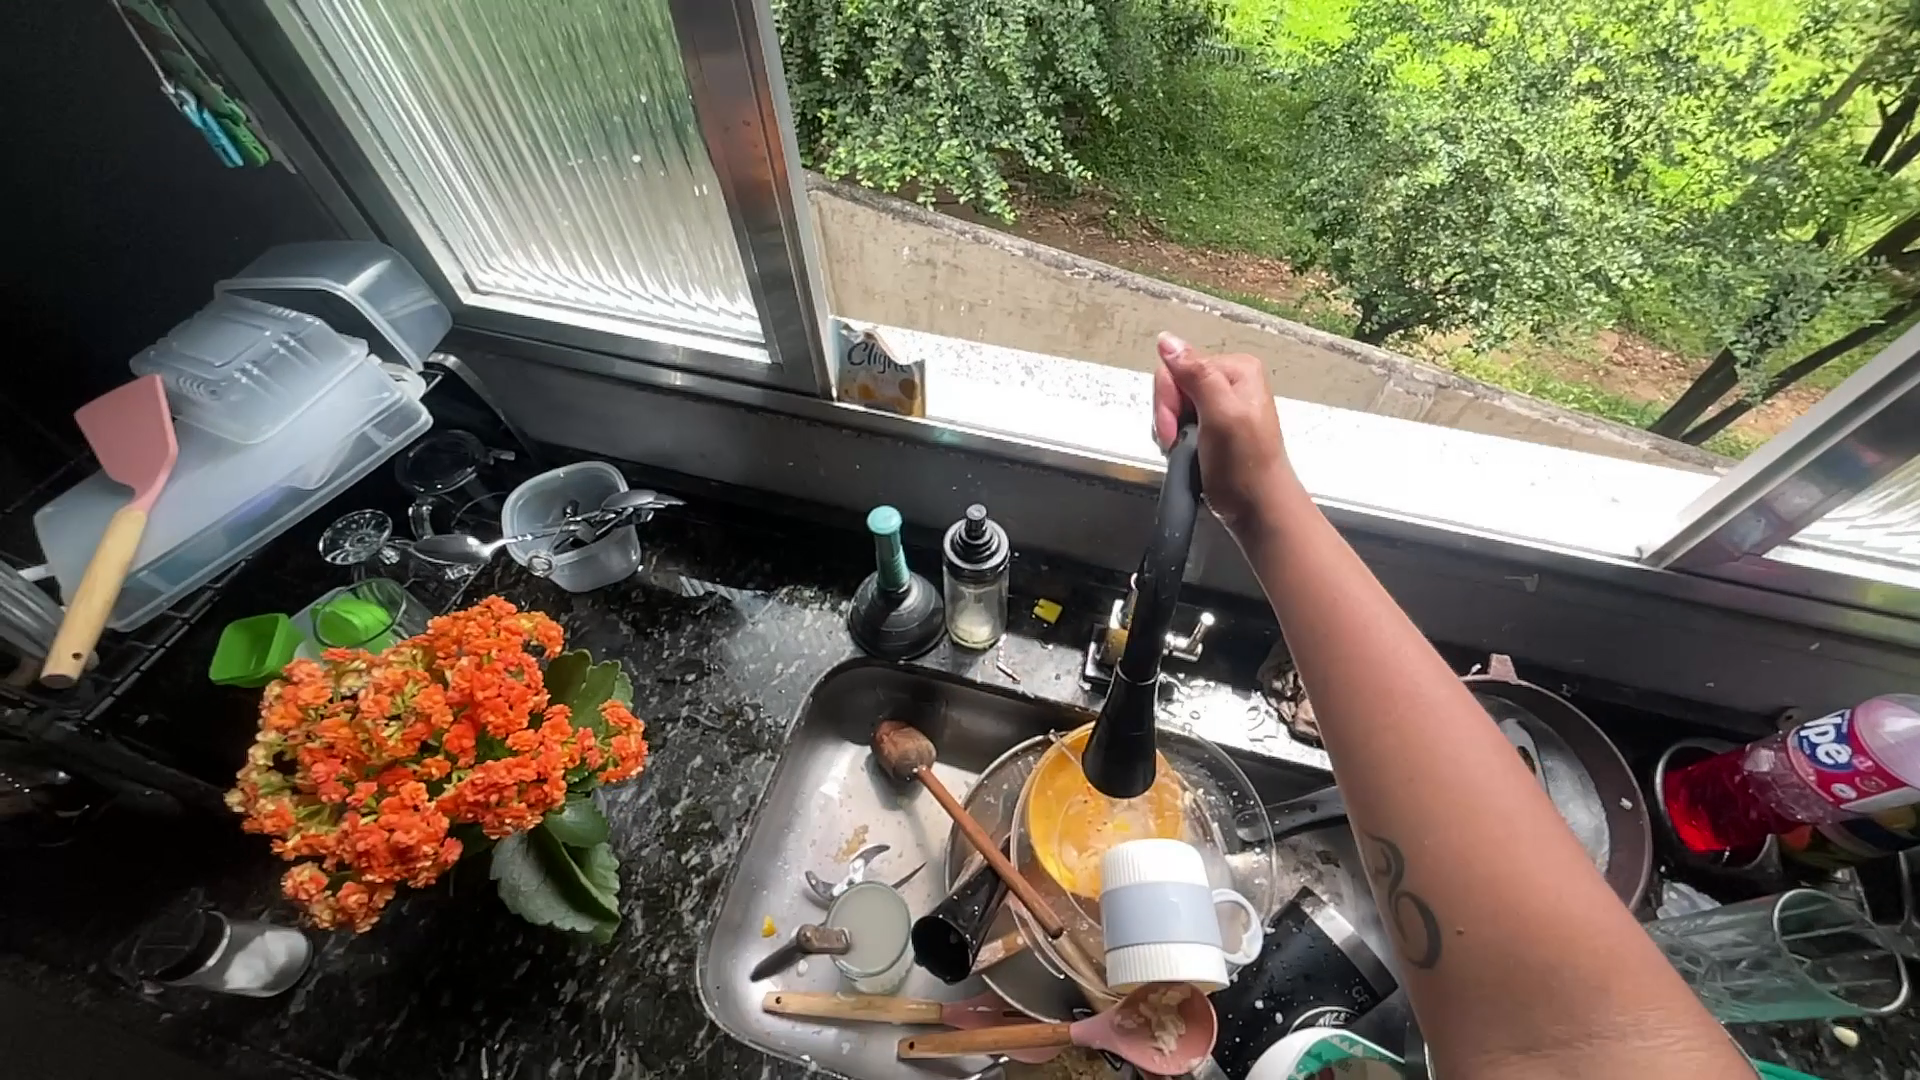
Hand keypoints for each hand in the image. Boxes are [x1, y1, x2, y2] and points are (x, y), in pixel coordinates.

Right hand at [1152, 333, 1292, 530]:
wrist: (1256, 508)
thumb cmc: (1243, 464)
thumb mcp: (1220, 415)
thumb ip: (1196, 375)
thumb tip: (1167, 339)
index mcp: (1235, 368)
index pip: (1177, 366)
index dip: (1168, 399)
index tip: (1174, 430)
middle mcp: (1228, 381)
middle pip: (1173, 384)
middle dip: (1167, 416)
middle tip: (1178, 442)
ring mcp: (1219, 405)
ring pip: (1171, 406)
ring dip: (1169, 431)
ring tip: (1185, 450)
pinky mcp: (1210, 428)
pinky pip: (1177, 423)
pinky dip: (1174, 439)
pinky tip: (1184, 452)